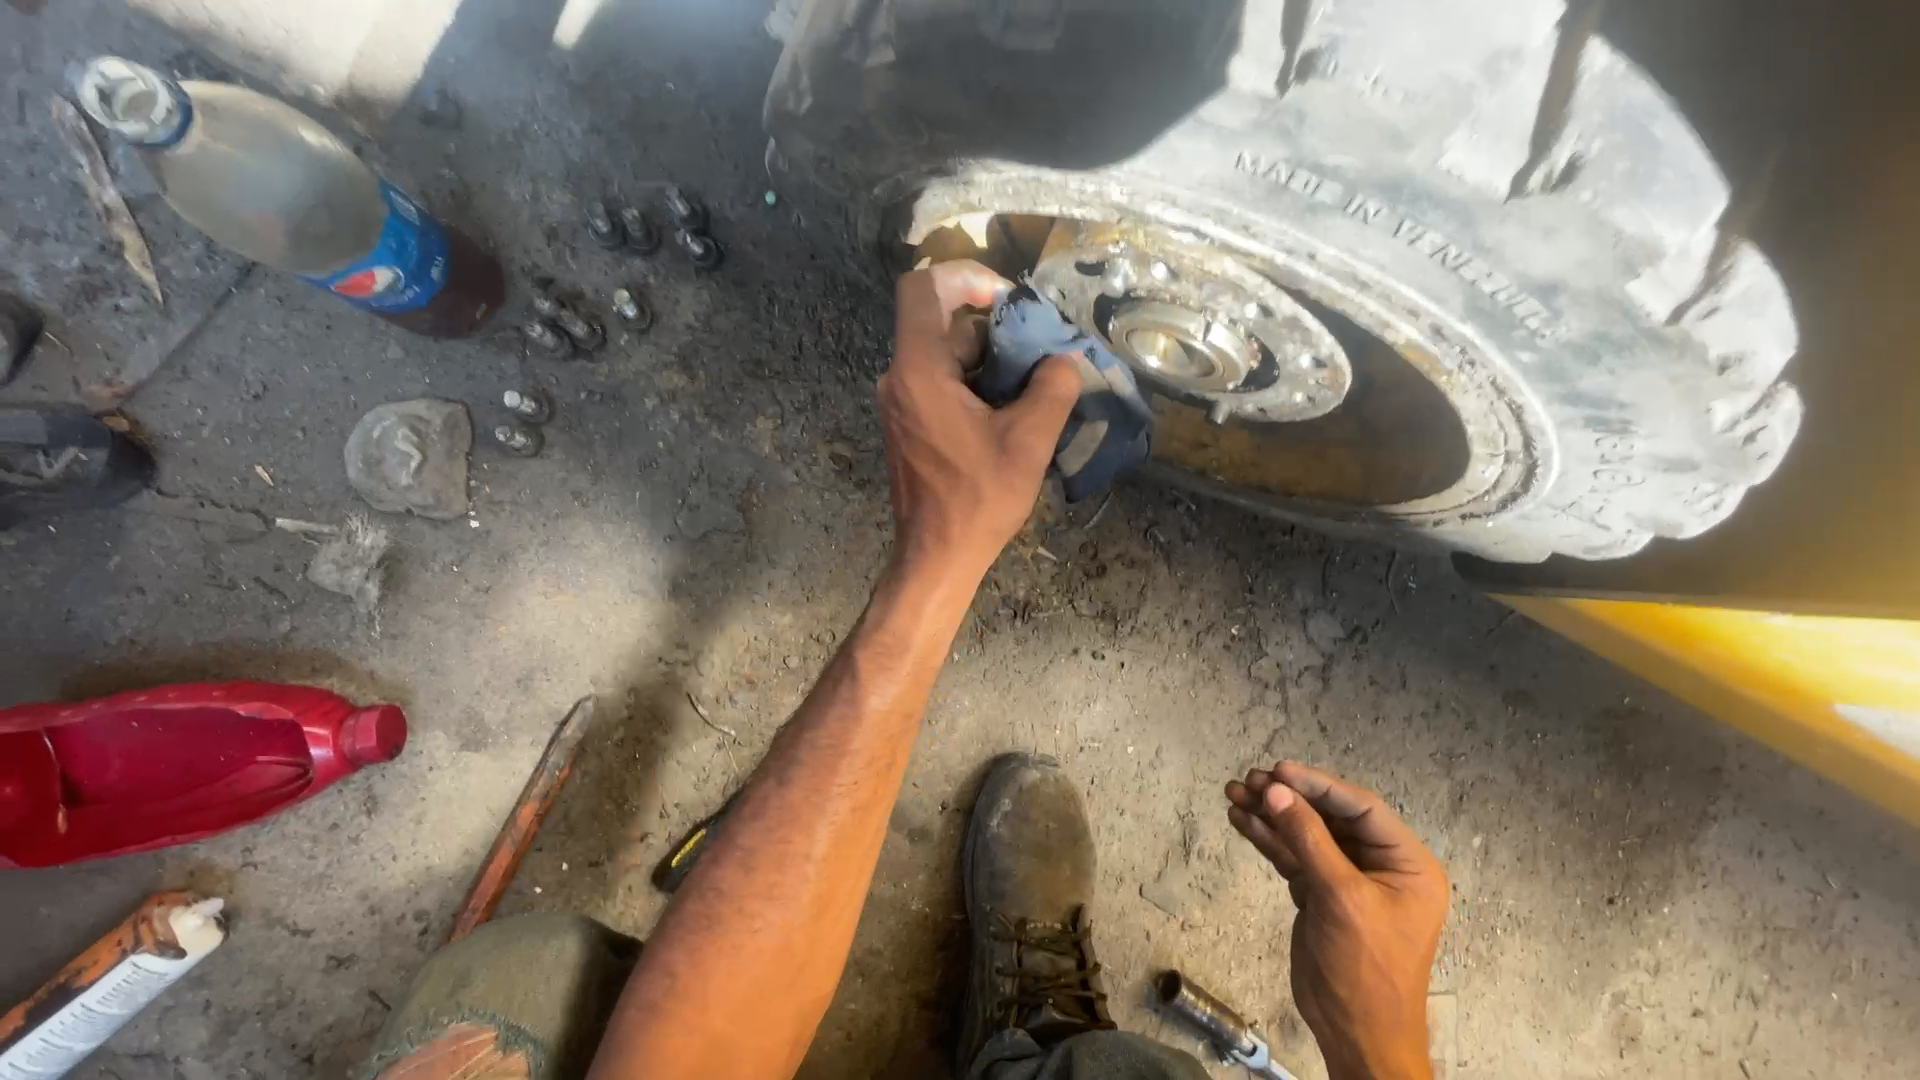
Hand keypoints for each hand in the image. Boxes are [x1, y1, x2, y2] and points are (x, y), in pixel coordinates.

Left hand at [879, 260, 1079, 582]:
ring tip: (1030, 382)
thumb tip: (1066, 359)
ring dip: (986, 358)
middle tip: (1035, 348)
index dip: (964, 276)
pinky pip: (937, 381)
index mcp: (919, 372)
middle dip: (990, 326)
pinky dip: (972, 382)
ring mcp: (899, 402)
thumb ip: (1053, 388)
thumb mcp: (1029, 441)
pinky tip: (1008, 409)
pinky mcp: (907, 423)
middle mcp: (898, 378)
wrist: (936, 556)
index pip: (922, 288)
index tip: (1007, 299)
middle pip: (939, 321)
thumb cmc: (977, 500)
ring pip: (942, 353)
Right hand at [1226, 762, 1447, 1079]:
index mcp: (1407, 863)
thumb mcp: (1341, 898)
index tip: (1279, 770)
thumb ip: (1309, 840)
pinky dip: (1266, 837)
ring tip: (1233, 792)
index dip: (1320, 785)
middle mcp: (1379, 864)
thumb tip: (1276, 791)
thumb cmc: (1366, 969)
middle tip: (1250, 780)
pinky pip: (1292, 855)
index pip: (1362, 808)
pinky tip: (1240, 819)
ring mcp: (1346, 879)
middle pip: (1329, 816)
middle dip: (1289, 797)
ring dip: (1270, 814)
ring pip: (1305, 833)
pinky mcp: (1319, 894)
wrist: (1357, 1036)